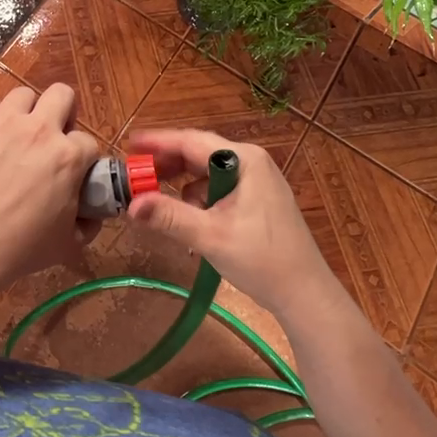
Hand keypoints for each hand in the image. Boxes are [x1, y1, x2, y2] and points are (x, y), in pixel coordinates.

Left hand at [0, 83, 101, 294]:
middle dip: (62, 112)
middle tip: (51, 135)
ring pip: (24, 95)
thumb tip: (94, 212)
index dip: (82, 156)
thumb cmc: (21, 248)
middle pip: (62, 94)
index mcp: (68, 156)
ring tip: (16, 135)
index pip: (87, 140)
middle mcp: (39, 130)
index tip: (72, 169)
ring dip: (25, 112)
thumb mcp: (70, 243)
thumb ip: (90, 222)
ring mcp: (4, 122)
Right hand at [123, 128, 326, 310]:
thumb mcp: (210, 236)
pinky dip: (199, 200)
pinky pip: (219, 189)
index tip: (129, 145)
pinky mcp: (258, 200)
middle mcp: (251, 162)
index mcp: (244, 160)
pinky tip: (189, 220)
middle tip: (136, 176)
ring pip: (207, 173)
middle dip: (167, 165)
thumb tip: (131, 205)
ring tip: (159, 203)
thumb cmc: (262, 260)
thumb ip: (169, 216)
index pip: (191, 141)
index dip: (158, 142)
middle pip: (198, 154)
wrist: (306, 296)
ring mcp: (257, 181)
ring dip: (182, 186)